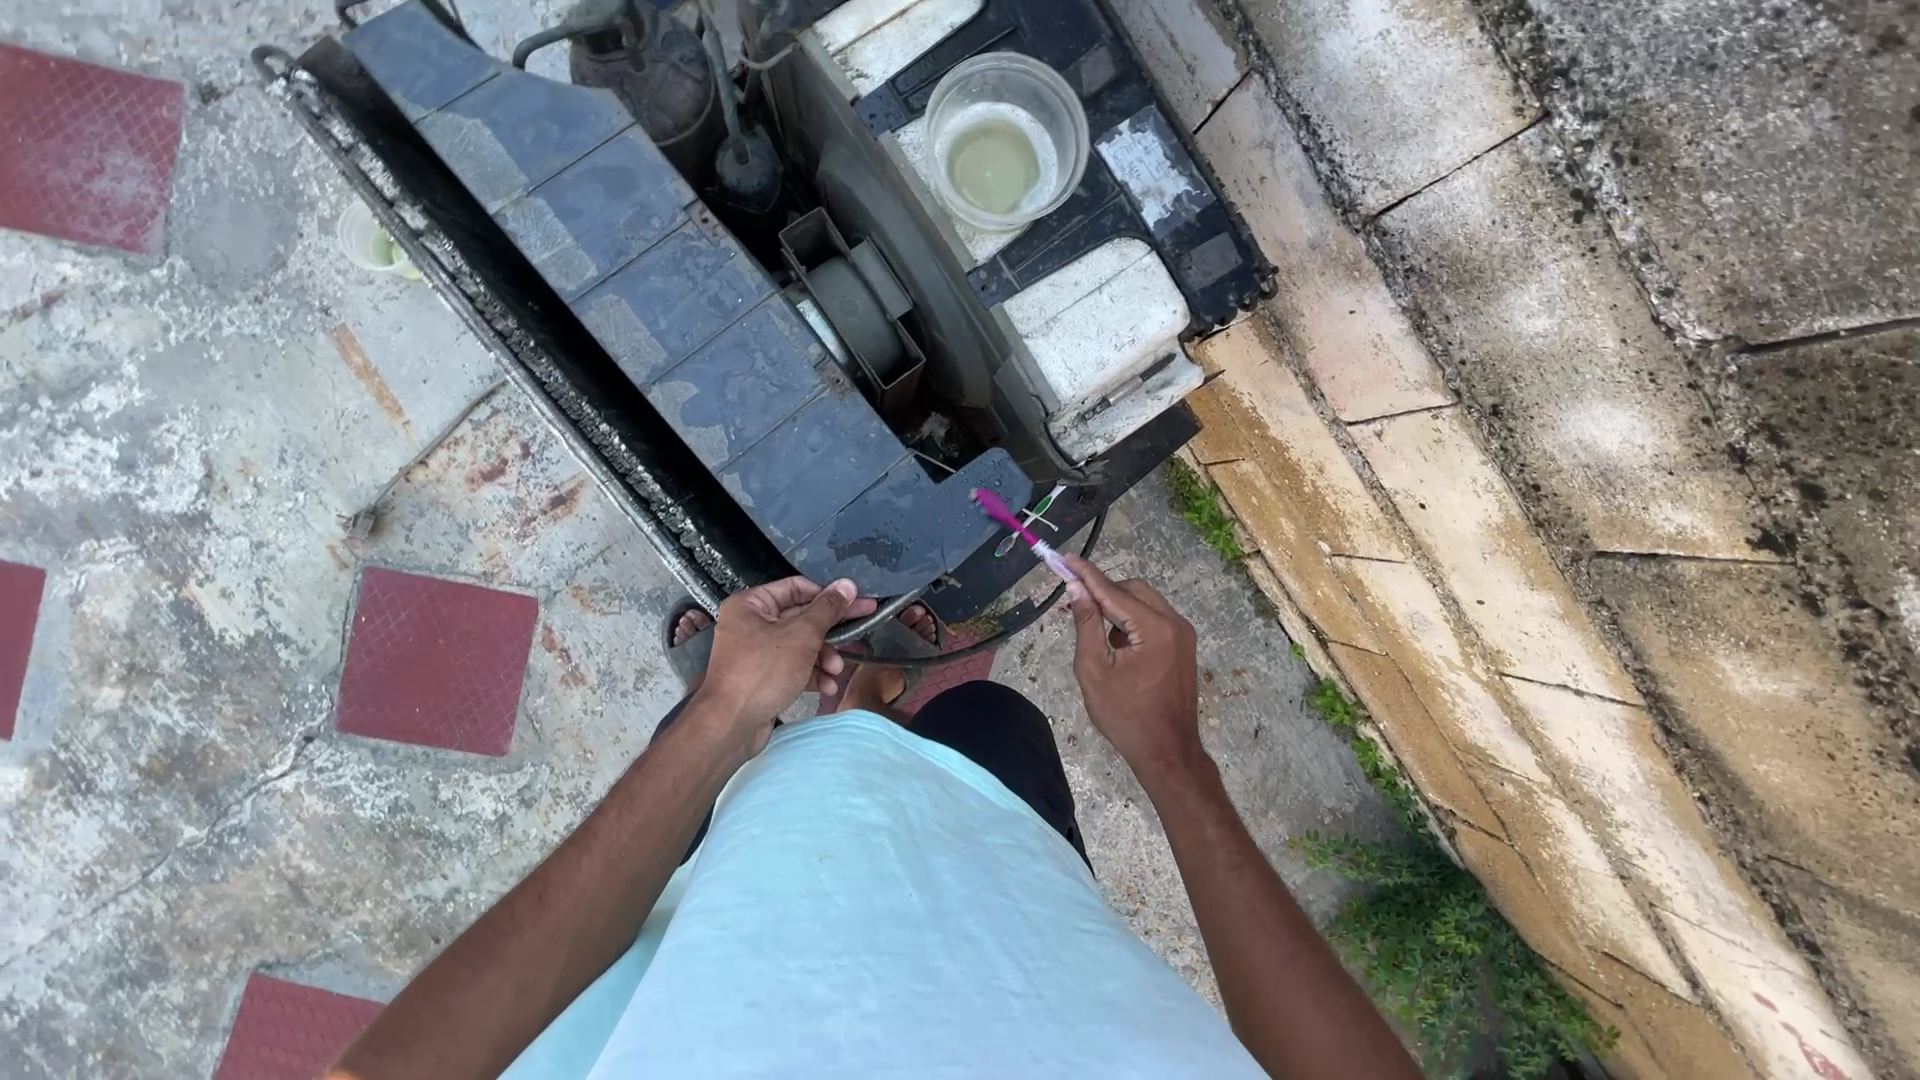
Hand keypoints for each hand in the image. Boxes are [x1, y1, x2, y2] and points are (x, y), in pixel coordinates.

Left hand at [695, 577, 877, 735]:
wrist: (731, 726)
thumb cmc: (763, 671)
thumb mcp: (802, 635)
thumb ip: (827, 609)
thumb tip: (847, 585)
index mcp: (751, 605)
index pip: (796, 588)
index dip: (827, 594)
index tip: (856, 599)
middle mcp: (751, 625)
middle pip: (801, 618)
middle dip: (830, 631)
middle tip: (862, 627)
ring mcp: (757, 653)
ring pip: (801, 646)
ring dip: (824, 657)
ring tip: (837, 670)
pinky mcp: (764, 678)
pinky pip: (794, 667)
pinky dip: (812, 675)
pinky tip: (828, 687)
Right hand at [1064, 555, 1204, 781]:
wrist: (1166, 751)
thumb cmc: (1124, 716)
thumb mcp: (1094, 669)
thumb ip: (1086, 623)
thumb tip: (1076, 588)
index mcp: (1154, 628)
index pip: (1113, 591)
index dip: (1086, 574)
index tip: (1065, 558)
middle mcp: (1175, 623)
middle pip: (1133, 590)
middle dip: (1104, 592)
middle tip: (1077, 604)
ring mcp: (1184, 634)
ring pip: (1145, 602)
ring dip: (1119, 608)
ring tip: (1097, 634)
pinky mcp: (1184, 646)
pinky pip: (1154, 619)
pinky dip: (1133, 622)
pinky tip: (1117, 646)